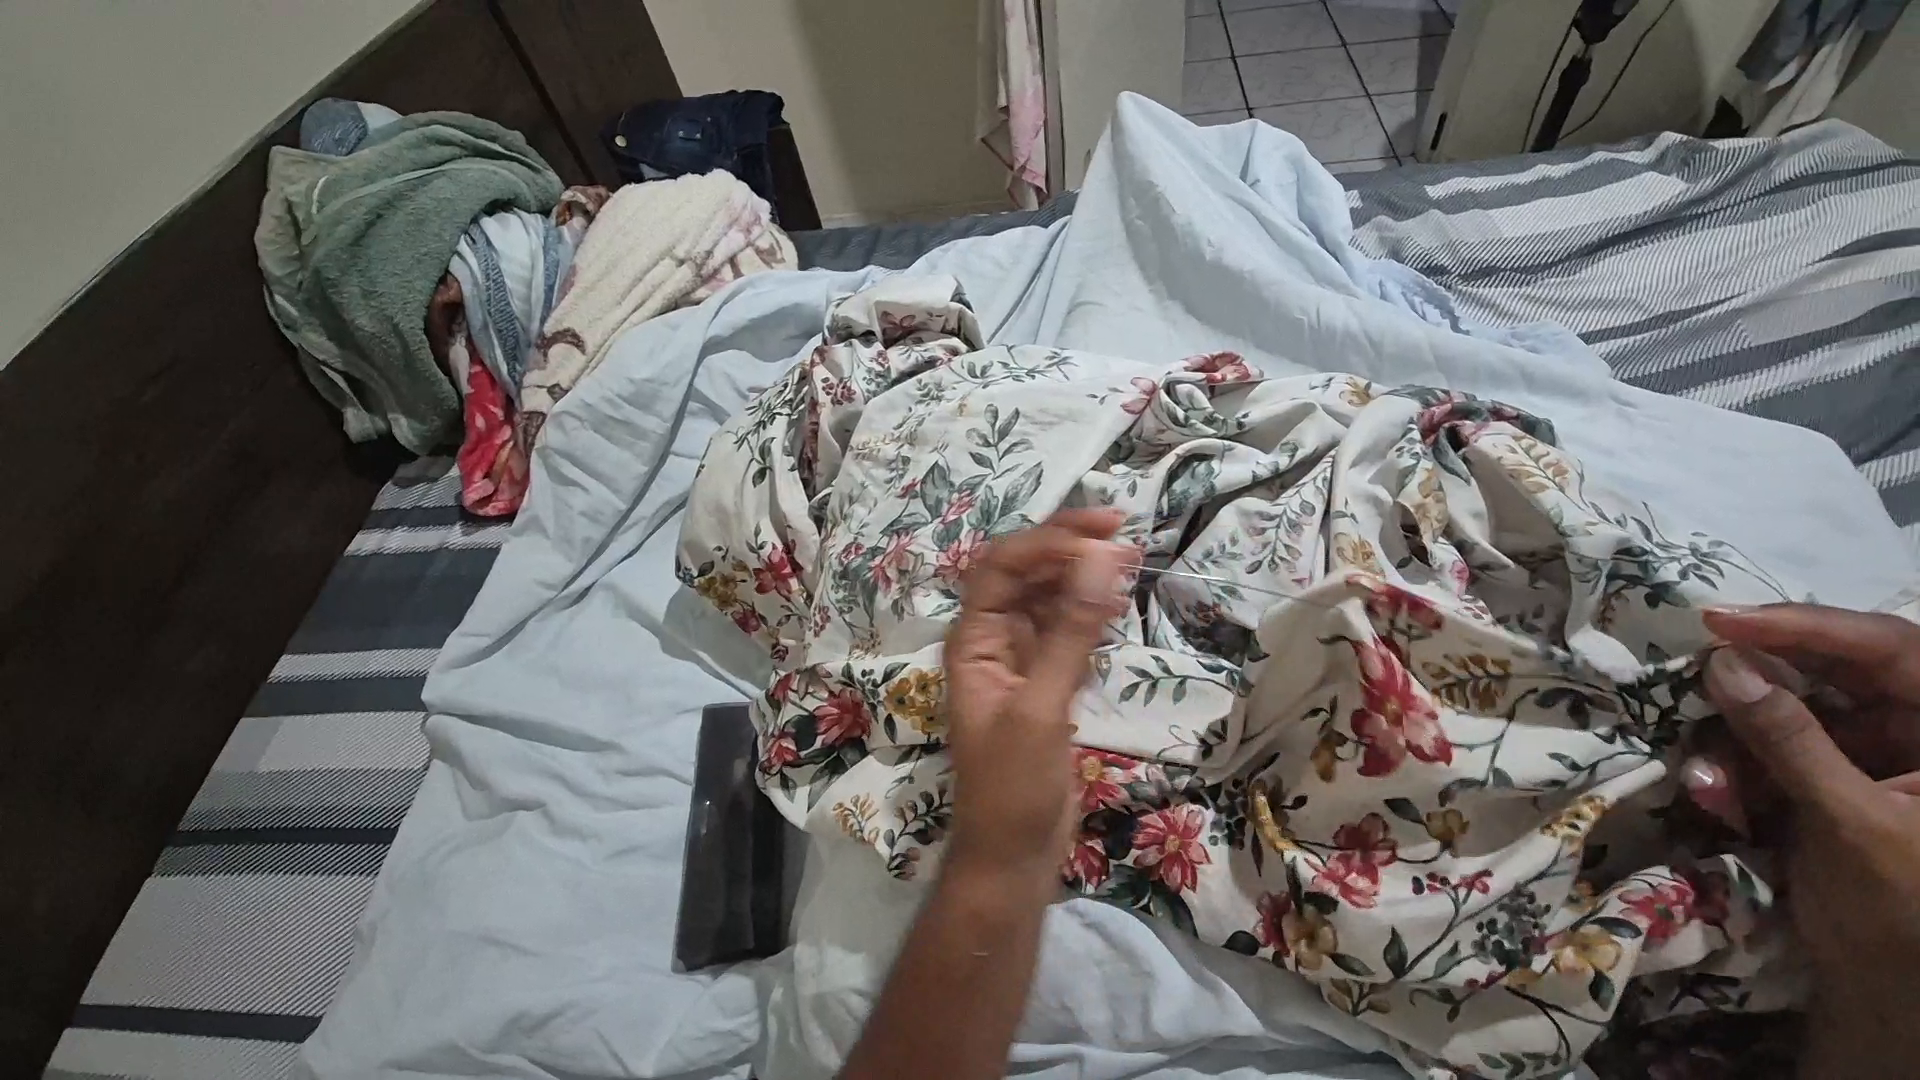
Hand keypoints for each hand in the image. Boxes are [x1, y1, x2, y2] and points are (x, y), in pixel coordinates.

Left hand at [942, 509, 1131, 887]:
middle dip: (1065, 547)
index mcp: (973, 641)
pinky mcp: (1045, 683)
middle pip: (1023, 574)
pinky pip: (1065, 631)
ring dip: (1080, 575)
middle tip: (1120, 530)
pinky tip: (1117, 603)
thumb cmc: (1013, 786)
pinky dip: (1089, 612)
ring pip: (1046, 599)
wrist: (1013, 854)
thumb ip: (1070, 633)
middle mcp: (991, 642)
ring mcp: (1019, 662)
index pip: (1001, 567)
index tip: (1101, 530)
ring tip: (1127, 558)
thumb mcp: (1042, 707)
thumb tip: (1101, 560)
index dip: (1046, 540)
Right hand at [1691, 604, 1919, 1074]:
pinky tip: (1721, 793)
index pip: (1893, 648)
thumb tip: (1724, 662)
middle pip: (1835, 671)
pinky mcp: (1832, 774)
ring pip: (1791, 709)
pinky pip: (1771, 746)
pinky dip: (1737, 764)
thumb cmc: (1908, 910)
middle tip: (1693, 670)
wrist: (1896, 993)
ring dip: (1738, 737)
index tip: (1718, 619)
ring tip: (1714, 779)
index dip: (1806, 626)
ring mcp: (1879, 753)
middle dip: (1758, 681)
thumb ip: (1789, 737)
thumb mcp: (1851, 821)